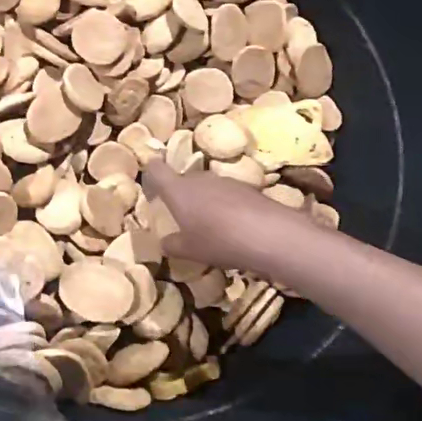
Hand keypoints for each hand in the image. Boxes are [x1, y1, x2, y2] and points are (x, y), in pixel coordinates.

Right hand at [143, 159, 297, 273]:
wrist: (270, 235)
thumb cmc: (218, 241)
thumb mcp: (189, 251)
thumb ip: (172, 245)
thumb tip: (165, 242)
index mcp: (178, 190)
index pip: (157, 170)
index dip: (151, 173)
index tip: (151, 185)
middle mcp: (199, 179)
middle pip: (184, 179)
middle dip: (181, 194)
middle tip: (182, 216)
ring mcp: (225, 181)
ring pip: (207, 187)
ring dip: (205, 201)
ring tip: (210, 225)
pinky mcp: (248, 188)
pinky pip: (228, 195)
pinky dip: (226, 206)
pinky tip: (234, 227)